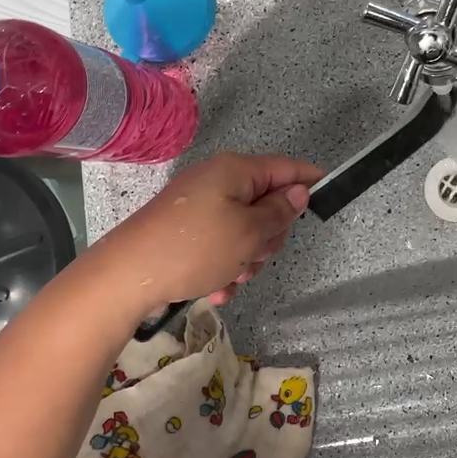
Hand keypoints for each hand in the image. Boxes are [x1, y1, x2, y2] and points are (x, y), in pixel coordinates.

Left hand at [92, 152, 322, 317]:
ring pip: (244, 229)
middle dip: (268, 236)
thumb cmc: (194, 249)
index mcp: (236, 171)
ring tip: (229, 279)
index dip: (309, 179)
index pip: (286, 167)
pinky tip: (215, 290)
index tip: (330, 191)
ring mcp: (199, 205)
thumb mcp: (248, 233)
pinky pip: (219, 243)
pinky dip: (223, 266)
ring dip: (245, 258)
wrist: (126, 276)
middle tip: (256, 255)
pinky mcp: (184, 229)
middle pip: (266, 203)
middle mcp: (218, 181)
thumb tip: (298, 190)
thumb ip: (279, 211)